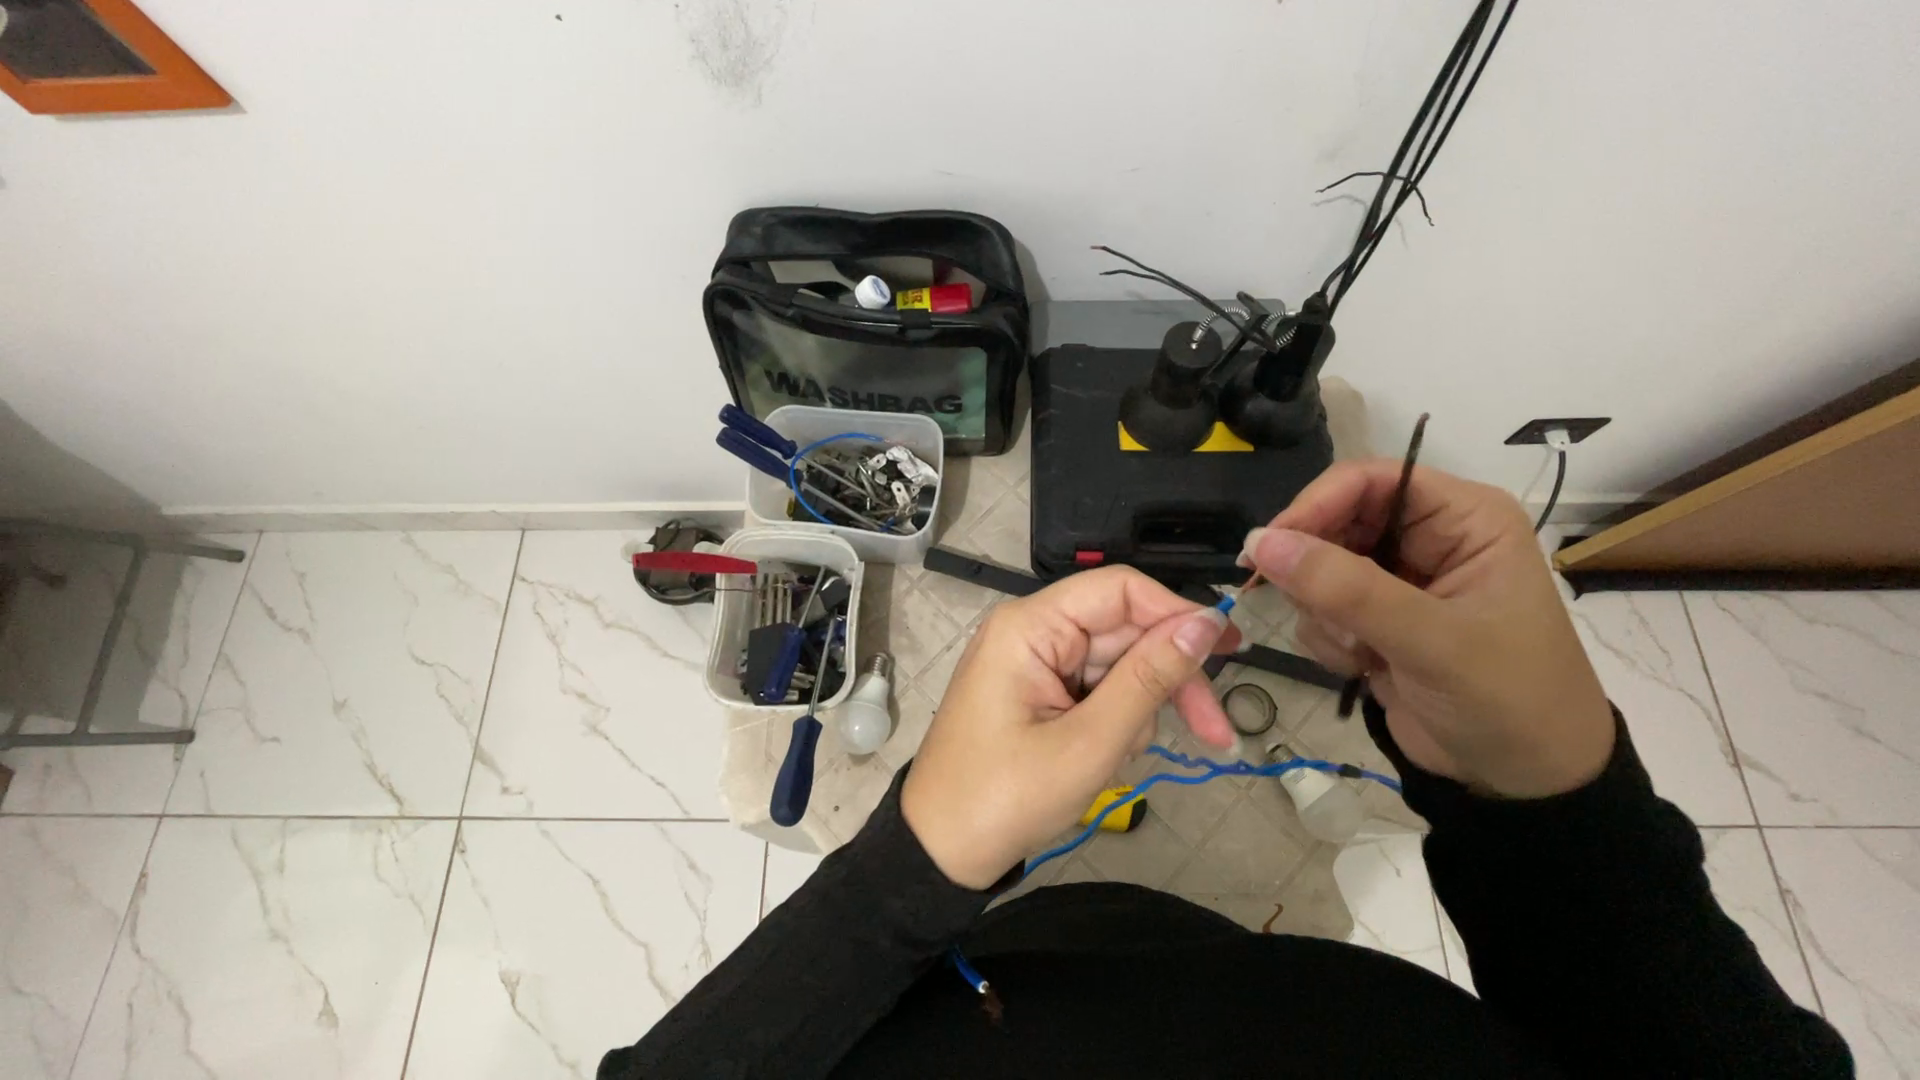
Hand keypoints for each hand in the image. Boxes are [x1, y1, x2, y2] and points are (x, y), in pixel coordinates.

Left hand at [900, 566, 1237, 888]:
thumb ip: (1149, 679)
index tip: (1228, 650)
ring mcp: (1035, 663)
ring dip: (1140, 709)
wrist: (943, 853)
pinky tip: (1108, 756)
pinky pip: (1098, 690)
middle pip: (1125, 631)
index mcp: (1030, 626)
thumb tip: (1205, 625)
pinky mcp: (1040, 692)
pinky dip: (1116, 721)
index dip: (1176, 613)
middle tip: (1216, 733)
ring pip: (1118, 664)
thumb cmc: (1006, 798)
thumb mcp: (1088, 743)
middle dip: (1170, 679)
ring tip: (1121, 758)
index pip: (1119, 590)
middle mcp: (1032, 631)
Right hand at [1242, 460, 1613, 798]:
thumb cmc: (1505, 698)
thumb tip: (1259, 541)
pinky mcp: (1374, 619)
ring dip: (1322, 611)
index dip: (1316, 504)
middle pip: (1335, 520)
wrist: (1523, 780)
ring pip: (1317, 567)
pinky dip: (1326, 638)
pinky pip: (1318, 607)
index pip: (1369, 480)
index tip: (1269, 546)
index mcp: (1463, 518)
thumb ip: (1346, 589)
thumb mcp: (1431, 640)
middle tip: (1303, 607)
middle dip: (1315, 568)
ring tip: (1359, 651)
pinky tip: (1361, 666)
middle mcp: (1427, 538)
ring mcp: (1397, 581)